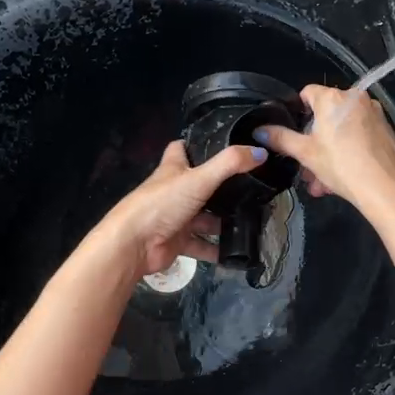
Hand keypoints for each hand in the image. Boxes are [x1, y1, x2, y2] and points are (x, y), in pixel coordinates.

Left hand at [84, 140, 265, 284]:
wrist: (133, 245)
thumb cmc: (162, 203)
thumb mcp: (199, 178)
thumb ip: (230, 164)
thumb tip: (261, 152)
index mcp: (173, 169)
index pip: (183, 149)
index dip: (199, 144)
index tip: (224, 145)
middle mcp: (174, 191)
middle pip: (200, 184)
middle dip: (221, 186)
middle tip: (251, 185)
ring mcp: (176, 217)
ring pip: (204, 216)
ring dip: (223, 219)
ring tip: (253, 217)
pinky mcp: (177, 241)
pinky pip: (202, 245)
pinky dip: (217, 249)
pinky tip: (238, 250)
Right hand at [254, 86, 394, 210]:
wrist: (386, 187)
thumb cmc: (341, 165)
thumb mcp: (306, 153)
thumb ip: (281, 138)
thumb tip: (259, 130)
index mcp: (333, 97)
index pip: (307, 93)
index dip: (298, 112)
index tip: (295, 134)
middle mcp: (355, 98)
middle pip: (326, 116)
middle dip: (313, 143)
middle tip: (307, 169)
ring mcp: (373, 113)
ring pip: (342, 130)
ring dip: (328, 154)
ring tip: (322, 184)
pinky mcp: (385, 129)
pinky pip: (358, 137)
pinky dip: (347, 152)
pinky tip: (341, 179)